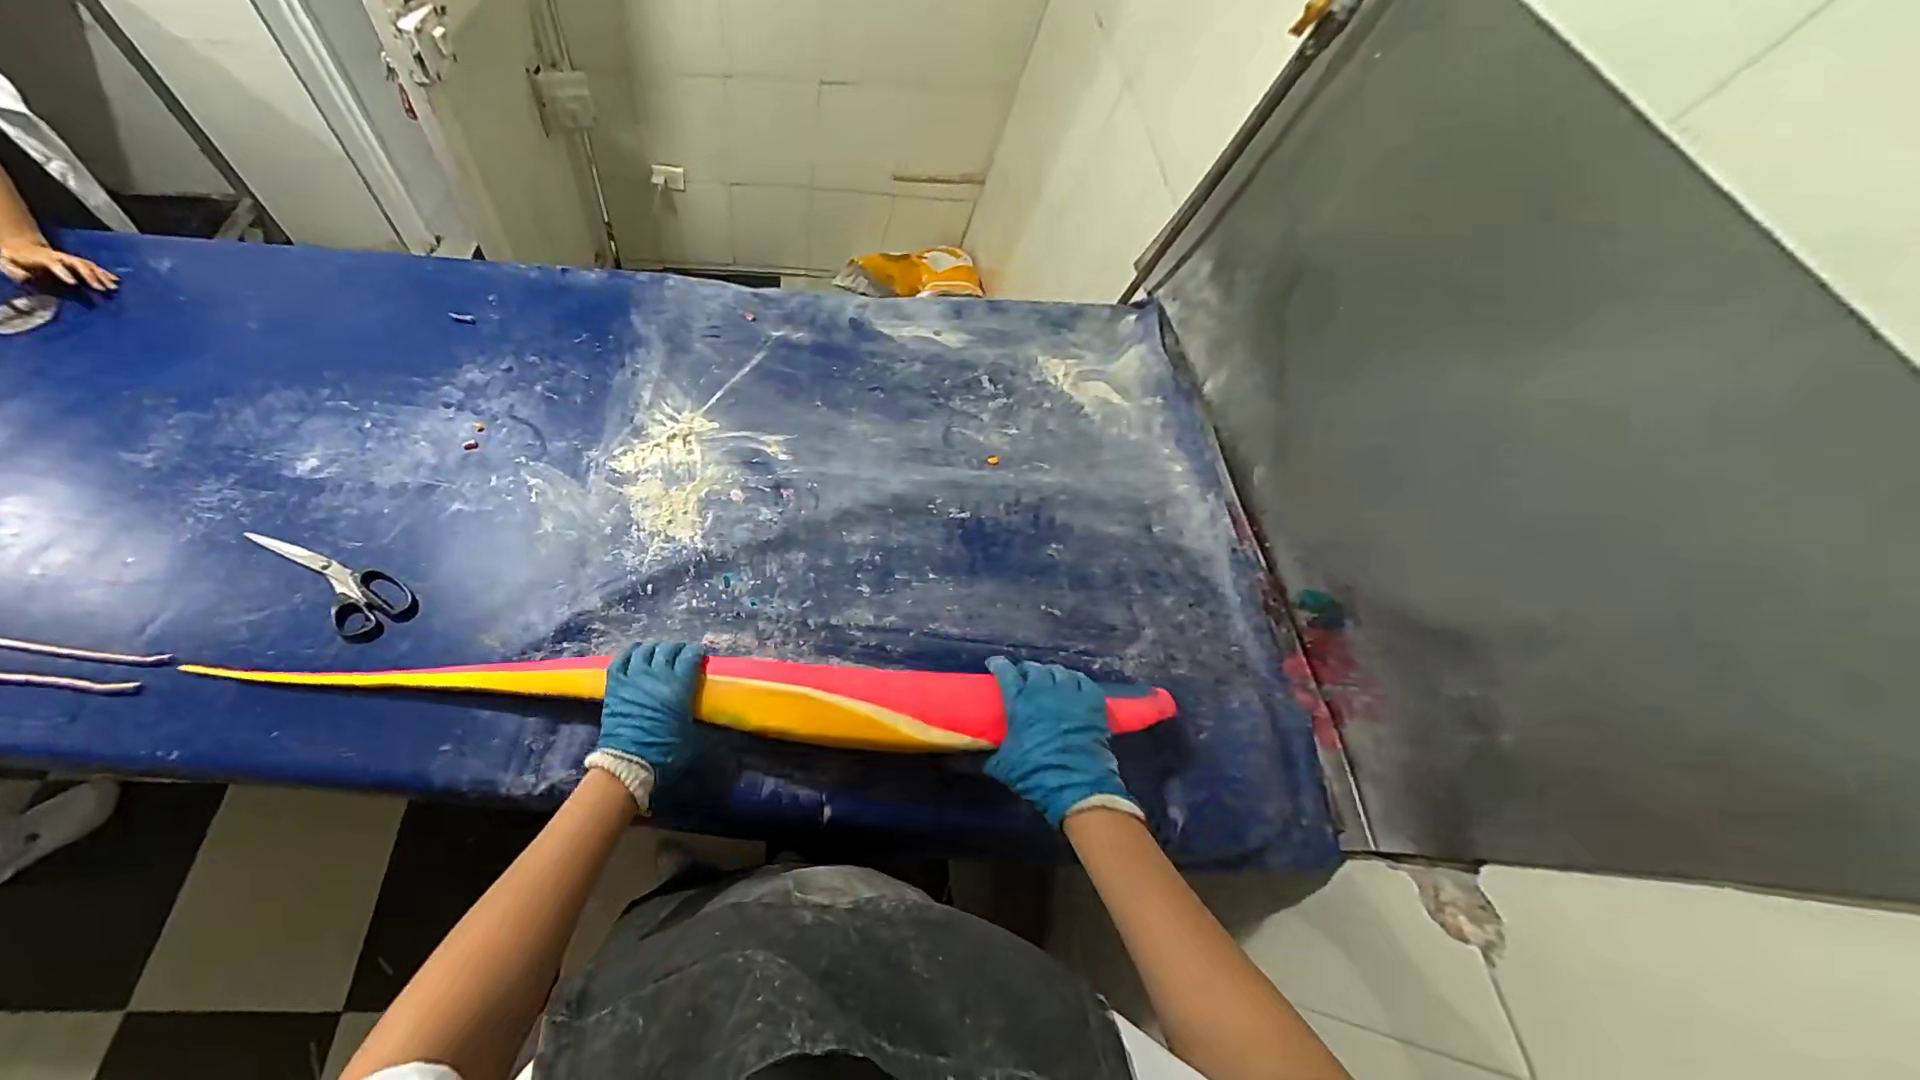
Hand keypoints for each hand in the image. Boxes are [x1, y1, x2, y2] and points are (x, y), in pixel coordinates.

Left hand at [0, 241, 117, 290]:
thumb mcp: (7, 262)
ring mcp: (70, 258)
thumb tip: (25, 277)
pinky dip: (106, 273)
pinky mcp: (77, 262)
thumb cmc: (14, 258)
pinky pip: (94, 267)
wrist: (20, 245)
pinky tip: (116, 280)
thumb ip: (14, 270)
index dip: (63, 272)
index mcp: (41, 257)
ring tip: (113, 287)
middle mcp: (59, 256)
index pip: (55, 264)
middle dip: (90, 276)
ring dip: (102, 277)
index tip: (73, 283)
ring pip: (89, 266)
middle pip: (78, 264)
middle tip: (101, 289)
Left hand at [586, 641, 705, 811]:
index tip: (699, 656)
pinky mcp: (616, 684)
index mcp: (679, 685)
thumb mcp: (693, 732)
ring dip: (655, 648)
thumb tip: (709, 708)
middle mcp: (657, 675)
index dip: (696, 652)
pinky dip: (631, 652)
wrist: (629, 762)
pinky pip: (622, 658)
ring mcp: (633, 677)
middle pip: (668, 648)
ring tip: (659, 652)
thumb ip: (698, 712)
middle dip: (677, 648)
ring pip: (645, 649)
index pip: (690, 655)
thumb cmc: (666, 750)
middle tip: (681, 654)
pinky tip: (636, 652)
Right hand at [984, 656, 1141, 827]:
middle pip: (1034, 669)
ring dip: (1050, 673)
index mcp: (1020, 702)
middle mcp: (1044, 691)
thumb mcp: (1003, 767)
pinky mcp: (1093, 702)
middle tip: (1023, 676)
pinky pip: (1083, 681)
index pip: (1006, 672)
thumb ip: (984, 757)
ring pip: (1059, 671)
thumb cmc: (1035, 774)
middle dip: (1026, 669)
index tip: (994, 664)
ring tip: (1048, 679)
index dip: (999, 665)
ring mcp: (1070, 694)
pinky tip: (1072, 684)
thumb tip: (964, 759)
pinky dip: (1075, 680)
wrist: (1077, 785)